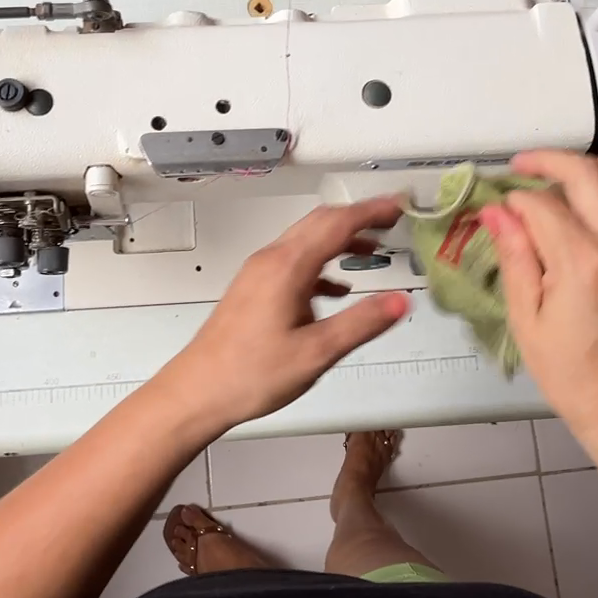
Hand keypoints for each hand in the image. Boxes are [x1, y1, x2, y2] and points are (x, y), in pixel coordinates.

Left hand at [155, 196, 412, 430]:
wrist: (198, 391)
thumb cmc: (249, 374)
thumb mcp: (316, 352)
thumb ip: (361, 323)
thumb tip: (400, 301)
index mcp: (287, 267)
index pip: (337, 224)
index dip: (371, 212)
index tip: (398, 206)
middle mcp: (270, 261)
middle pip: (320, 223)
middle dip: (357, 218)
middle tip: (390, 219)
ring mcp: (259, 273)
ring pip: (306, 241)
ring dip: (340, 239)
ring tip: (371, 249)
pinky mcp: (254, 288)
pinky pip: (294, 262)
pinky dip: (321, 264)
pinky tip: (335, 288)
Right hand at [478, 151, 597, 430]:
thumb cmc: (574, 375)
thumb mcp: (526, 319)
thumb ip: (515, 257)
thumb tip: (497, 214)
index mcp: (581, 264)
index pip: (541, 204)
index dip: (512, 200)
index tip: (498, 208)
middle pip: (586, 174)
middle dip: (548, 160)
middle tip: (521, 165)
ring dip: (585, 170)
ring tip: (555, 180)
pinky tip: (584, 205)